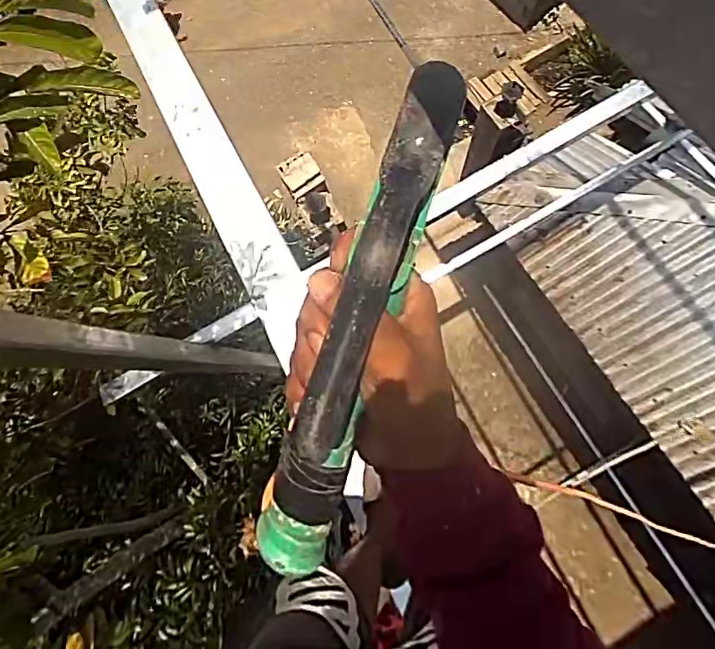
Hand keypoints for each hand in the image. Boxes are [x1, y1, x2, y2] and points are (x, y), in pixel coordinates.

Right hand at [286, 231, 471, 471]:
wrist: (408, 459)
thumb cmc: (415, 404)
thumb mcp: (394, 358)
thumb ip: (358, 318)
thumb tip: (320, 279)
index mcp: (397, 294)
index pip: (362, 254)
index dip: (340, 266)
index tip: (326, 295)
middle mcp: (369, 306)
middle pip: (320, 292)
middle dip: (317, 330)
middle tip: (328, 356)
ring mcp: (346, 332)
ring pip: (305, 324)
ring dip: (309, 360)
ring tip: (327, 387)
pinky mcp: (329, 358)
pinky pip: (299, 355)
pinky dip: (303, 380)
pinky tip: (314, 399)